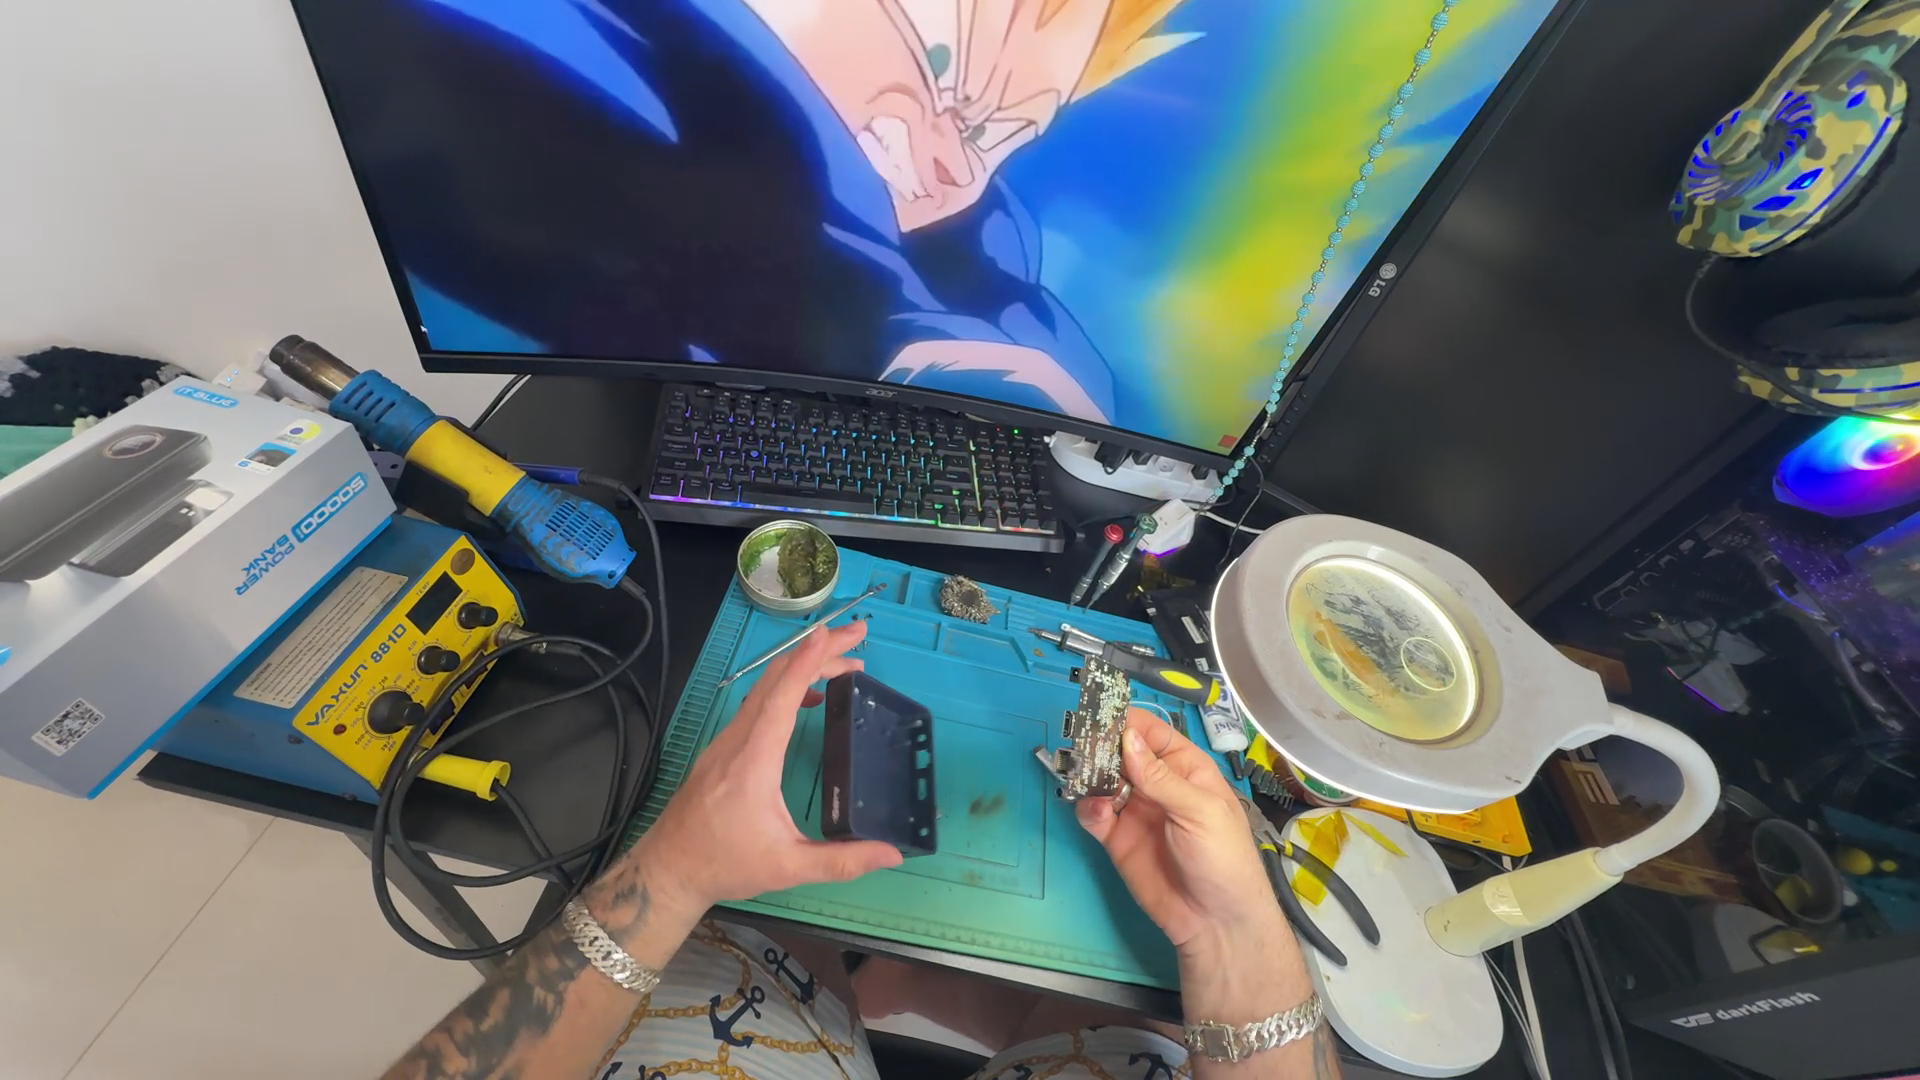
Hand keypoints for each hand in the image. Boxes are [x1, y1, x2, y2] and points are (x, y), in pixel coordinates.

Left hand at [634, 619, 902, 927]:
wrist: (668, 870)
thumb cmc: (725, 865)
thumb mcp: (787, 868)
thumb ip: (841, 862)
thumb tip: (894, 854)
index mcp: (754, 759)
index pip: (782, 697)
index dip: (807, 661)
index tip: (830, 633)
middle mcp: (739, 738)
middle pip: (778, 678)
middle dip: (818, 650)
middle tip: (858, 635)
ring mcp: (728, 738)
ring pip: (767, 686)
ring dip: (805, 666)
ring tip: (846, 665)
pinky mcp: (725, 744)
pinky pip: (759, 700)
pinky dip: (788, 685)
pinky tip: (810, 699)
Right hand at [1077, 709, 1284, 957]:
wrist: (1216, 924)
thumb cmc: (1223, 859)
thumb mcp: (1200, 811)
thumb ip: (1160, 776)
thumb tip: (1126, 737)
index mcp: (1183, 766)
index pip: (1150, 731)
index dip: (1126, 721)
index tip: (1100, 714)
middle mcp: (1154, 781)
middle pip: (1118, 750)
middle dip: (1099, 745)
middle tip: (1082, 745)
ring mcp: (1133, 808)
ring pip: (1101, 778)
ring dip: (1089, 774)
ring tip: (1084, 777)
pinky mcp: (1116, 836)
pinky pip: (1093, 812)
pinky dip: (1088, 807)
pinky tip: (1096, 812)